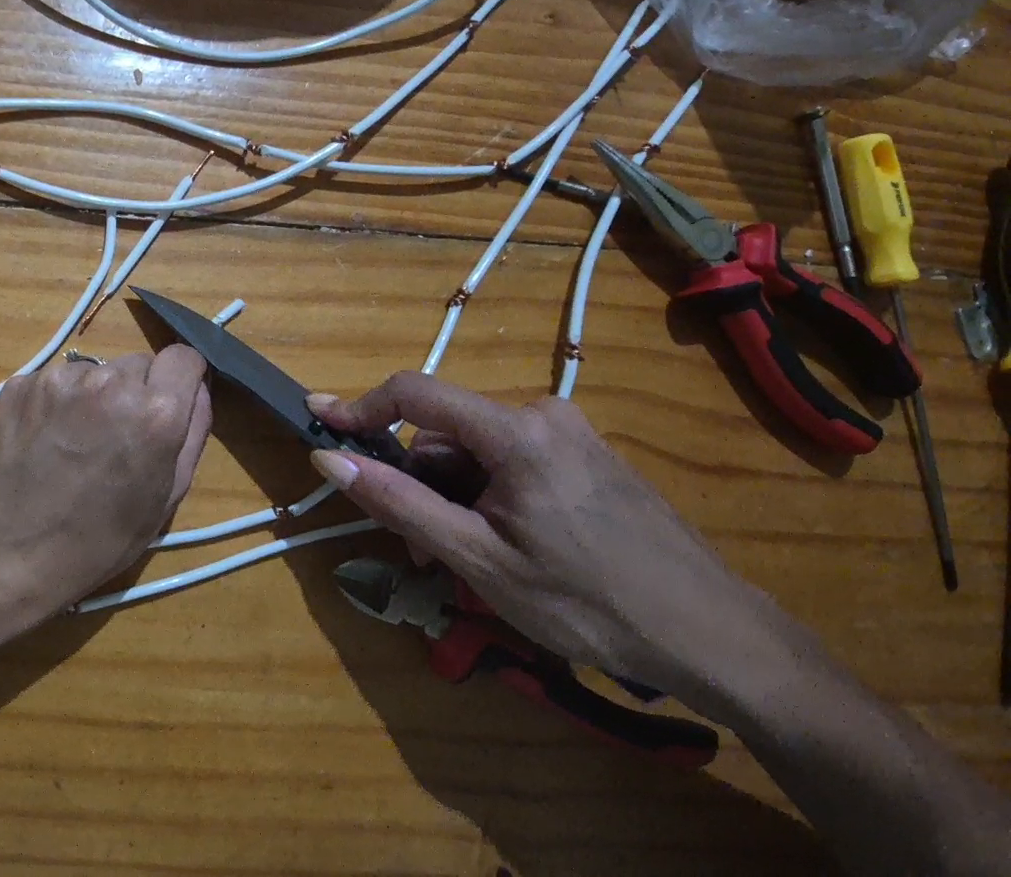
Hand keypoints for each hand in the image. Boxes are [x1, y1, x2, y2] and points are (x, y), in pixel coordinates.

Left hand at [0, 345, 212, 617]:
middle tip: (115, 439)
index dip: (179, 382)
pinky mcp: (21, 384)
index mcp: (156, 411)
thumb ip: (193, 432)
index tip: (167, 406)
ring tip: (75, 443)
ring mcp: (60, 379)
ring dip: (93, 396)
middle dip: (135, 393)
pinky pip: (54, 382)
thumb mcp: (168, 496)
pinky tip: (46, 440)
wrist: (14, 552)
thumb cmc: (102, 538)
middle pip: (138, 365)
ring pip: (94, 372)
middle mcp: (110, 382)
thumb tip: (197, 388)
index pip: (183, 358)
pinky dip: (56, 402)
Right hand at [306, 371, 804, 705]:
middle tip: (417, 551)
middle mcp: (542, 417)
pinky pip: (510, 466)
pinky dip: (485, 500)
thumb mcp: (477, 558)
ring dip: (450, 500)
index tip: (316, 425)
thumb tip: (326, 456)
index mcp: (515, 432)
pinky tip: (501, 550)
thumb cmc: (585, 601)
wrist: (715, 637)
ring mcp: (571, 438)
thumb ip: (397, 501)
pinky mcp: (587, 462)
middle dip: (416, 485)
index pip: (414, 393)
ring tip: (463, 563)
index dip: (359, 407)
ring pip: (475, 455)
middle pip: (445, 435)